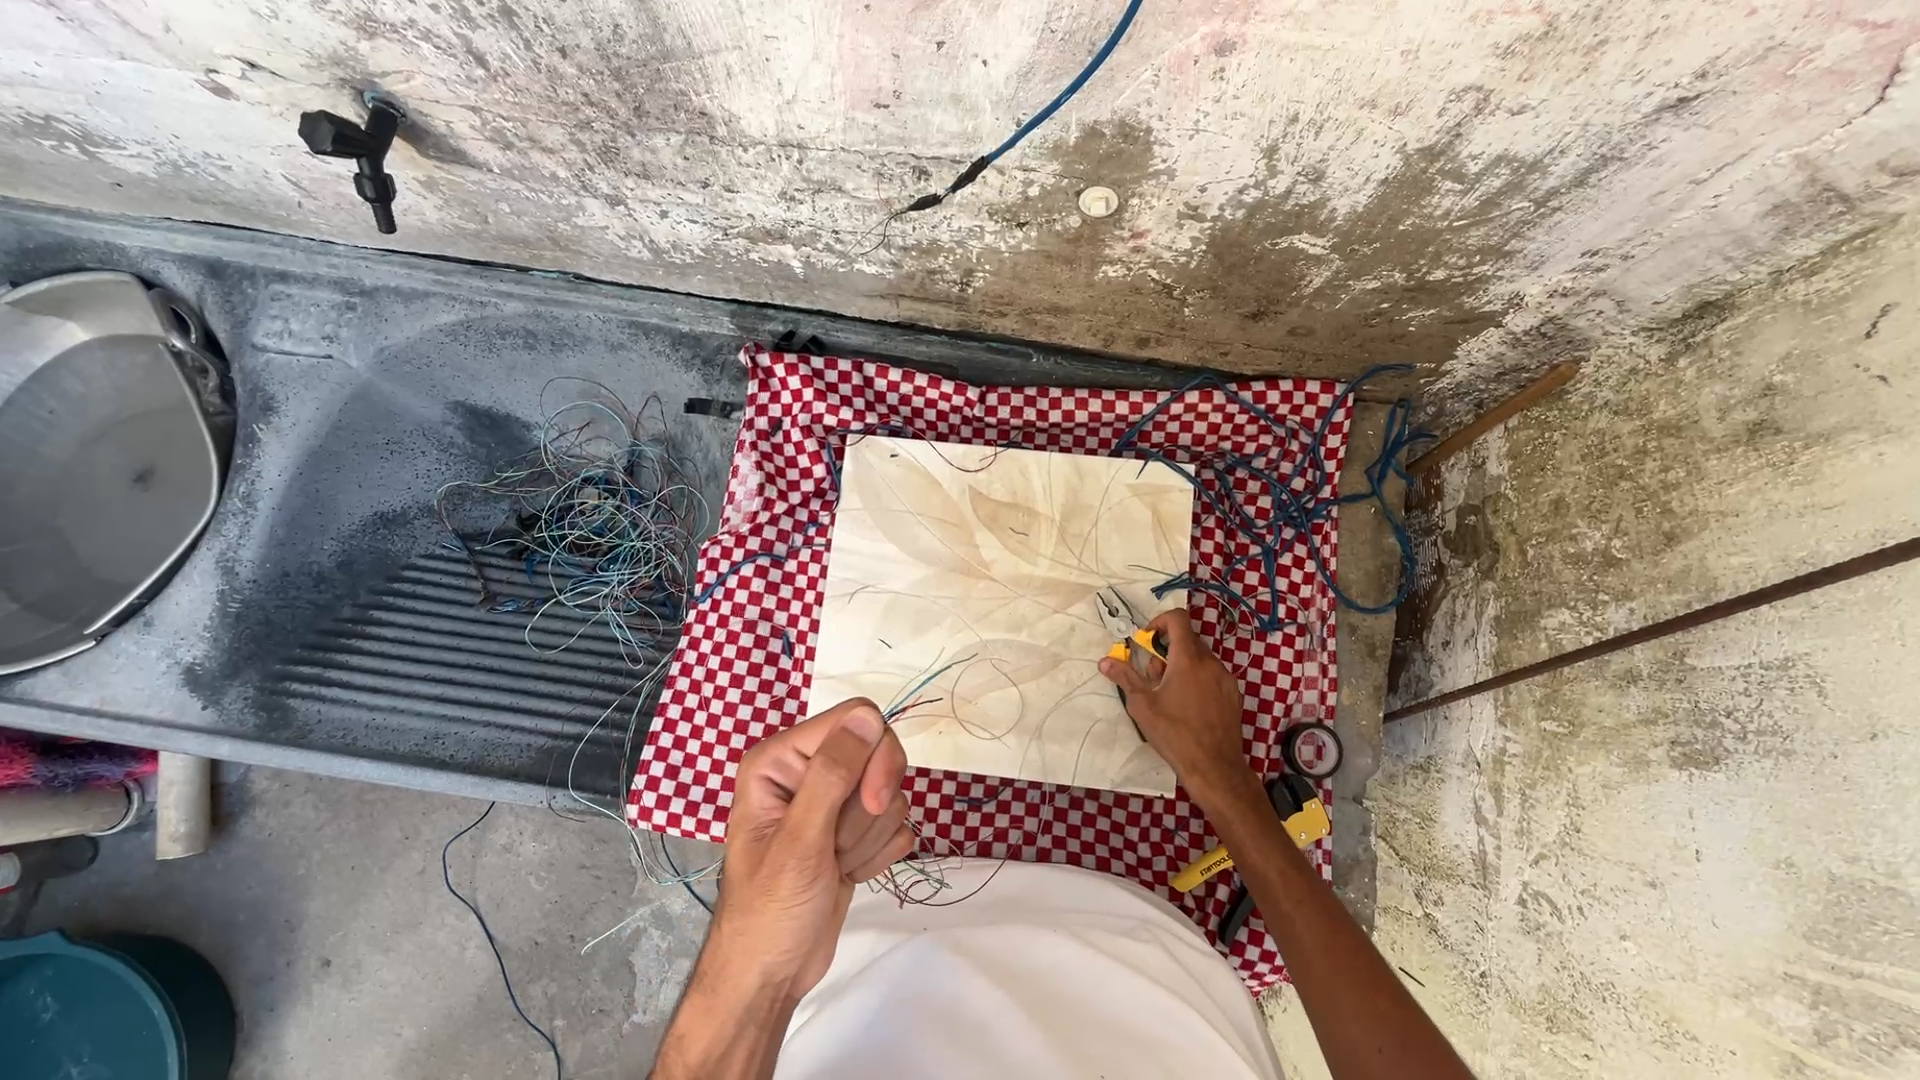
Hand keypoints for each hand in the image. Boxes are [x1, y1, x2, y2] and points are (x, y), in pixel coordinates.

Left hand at [712, 698, 913, 1000]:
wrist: (772, 973)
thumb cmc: (769, 909)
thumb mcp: (798, 840)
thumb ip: (832, 773)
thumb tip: (867, 715)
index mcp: (782, 759)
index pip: (856, 720)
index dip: (875, 757)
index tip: (873, 802)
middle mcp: (808, 770)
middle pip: (879, 752)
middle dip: (871, 805)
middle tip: (841, 846)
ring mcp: (834, 801)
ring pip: (890, 791)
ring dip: (870, 836)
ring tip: (835, 864)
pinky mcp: (855, 830)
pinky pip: (895, 822)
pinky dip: (879, 853)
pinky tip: (849, 874)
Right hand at [1099, 607, 1257, 807]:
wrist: (1214, 767)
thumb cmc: (1174, 734)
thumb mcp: (1142, 706)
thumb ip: (1125, 678)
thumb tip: (1105, 662)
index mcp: (1188, 660)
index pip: (1178, 619)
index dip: (1160, 621)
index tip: (1148, 641)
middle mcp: (1210, 662)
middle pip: (1188, 639)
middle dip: (1167, 649)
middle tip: (1154, 675)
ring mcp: (1226, 678)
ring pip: (1200, 657)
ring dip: (1182, 664)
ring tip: (1170, 693)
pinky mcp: (1233, 694)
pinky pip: (1212, 674)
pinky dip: (1198, 678)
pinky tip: (1189, 705)